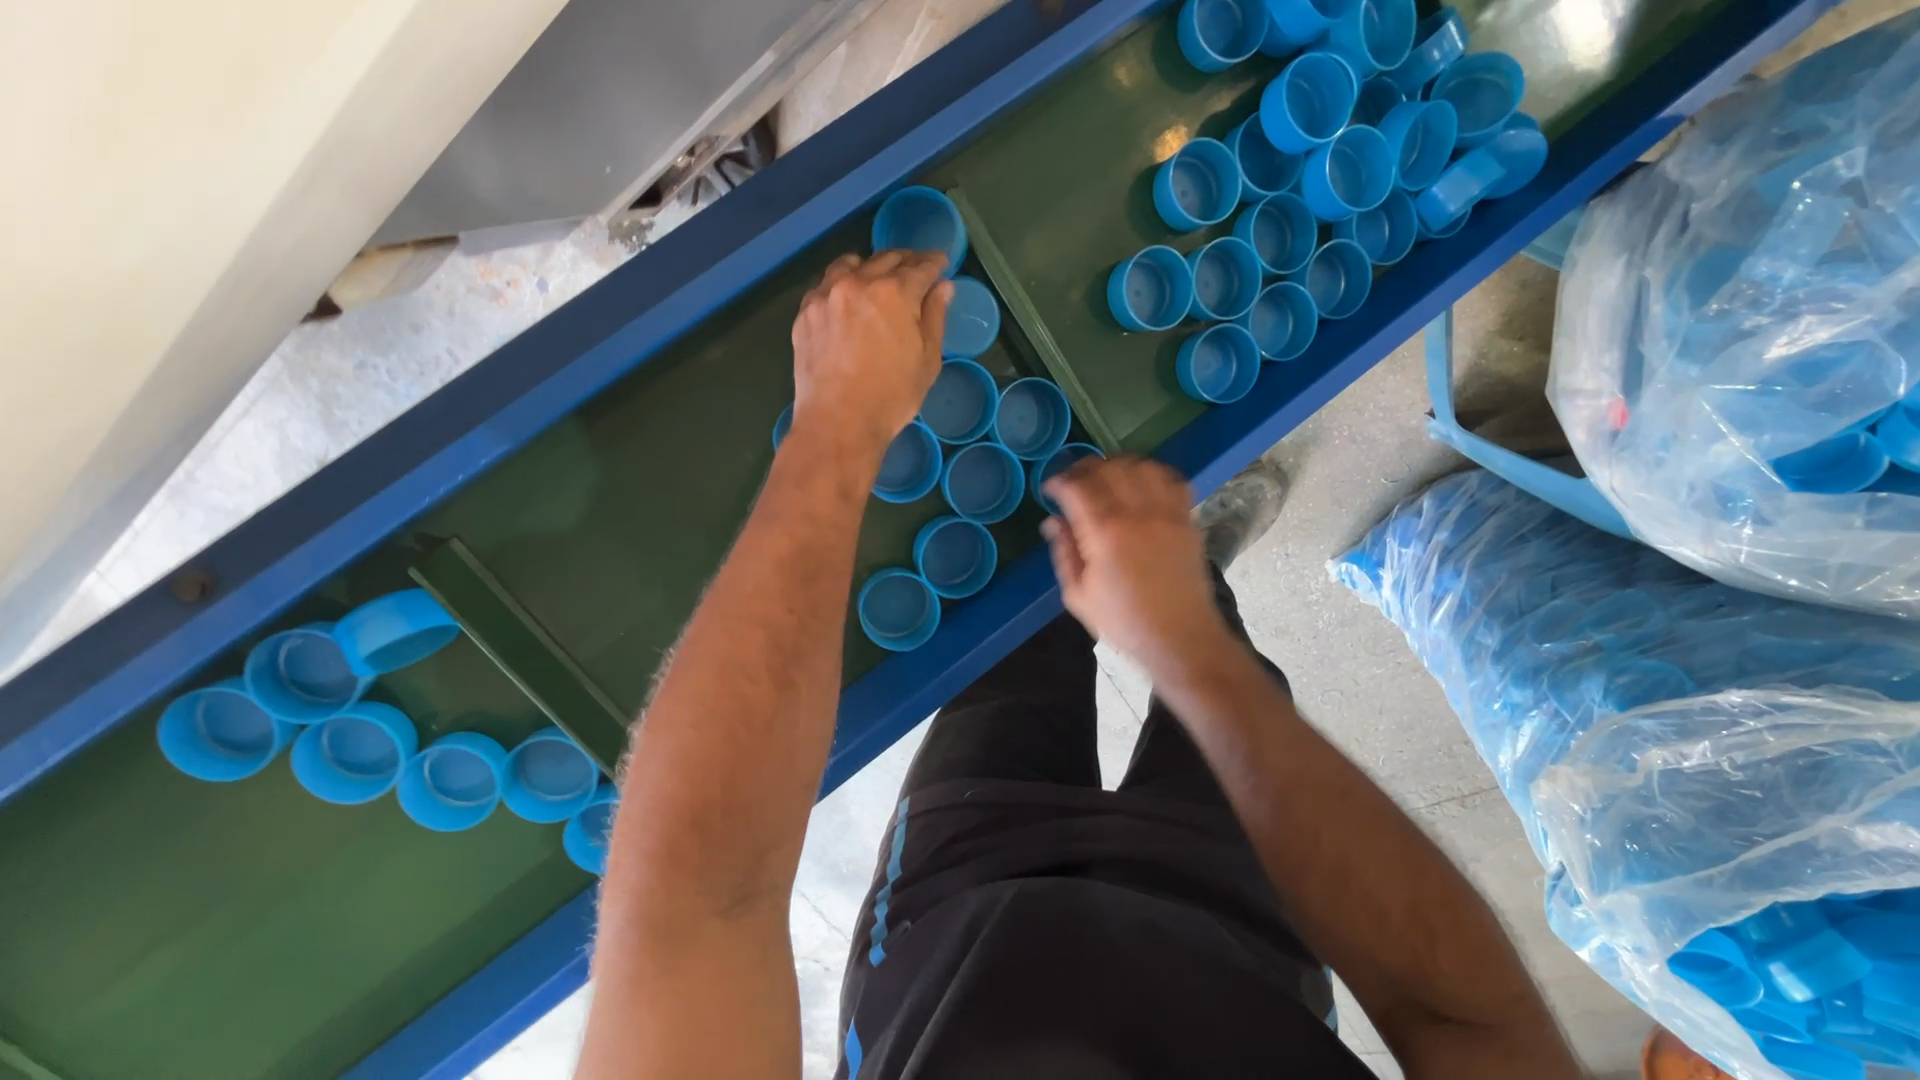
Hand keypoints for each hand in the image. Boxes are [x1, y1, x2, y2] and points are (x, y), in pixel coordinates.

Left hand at [789, 251, 951, 463]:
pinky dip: (841, 284)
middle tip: (916, 270)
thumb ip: (935, 317)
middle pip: (886, 259)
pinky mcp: (805, 312)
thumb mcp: (927, 360)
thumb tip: (943, 286)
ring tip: (877, 278)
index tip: (941, 263)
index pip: (921, 267)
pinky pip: (826, 285)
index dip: (935, 263)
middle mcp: (859, 283)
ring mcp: (827, 295)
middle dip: (906, 261)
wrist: (837, 423)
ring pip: (851, 265)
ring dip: (870, 266)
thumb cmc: (891, 397)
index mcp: (895, 293)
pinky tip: (847, 299)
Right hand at [1041, 457, 1230, 672]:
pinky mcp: (1186, 519)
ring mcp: (1166, 513)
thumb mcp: (1078, 595)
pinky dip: (1152, 473)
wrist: (1179, 637)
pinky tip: (1140, 485)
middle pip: (1106, 468)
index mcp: (1104, 533)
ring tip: (1106, 480)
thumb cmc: (1123, 622)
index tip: (1050, 490)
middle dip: (1083, 469)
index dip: (1058, 481)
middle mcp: (1136, 513)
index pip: (1076, 486)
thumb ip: (1064, 552)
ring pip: (1139, 466)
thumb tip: (1053, 521)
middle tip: (1073, 483)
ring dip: (1116, 466)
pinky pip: (1171, 479)